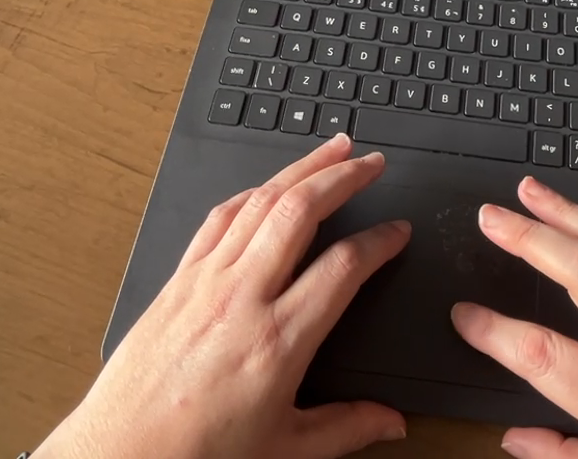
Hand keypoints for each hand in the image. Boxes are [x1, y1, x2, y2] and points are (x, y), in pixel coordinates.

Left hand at [35, 134, 411, 458]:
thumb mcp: (283, 451)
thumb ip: (346, 429)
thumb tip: (394, 423)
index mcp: (277, 342)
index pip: (343, 267)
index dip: (380, 241)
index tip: (398, 231)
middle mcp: (243, 298)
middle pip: (301, 211)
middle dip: (344, 177)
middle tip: (372, 163)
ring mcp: (207, 280)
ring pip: (261, 201)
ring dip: (302, 167)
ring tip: (333, 149)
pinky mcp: (178, 278)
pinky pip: (219, 217)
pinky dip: (252, 192)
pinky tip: (269, 184)